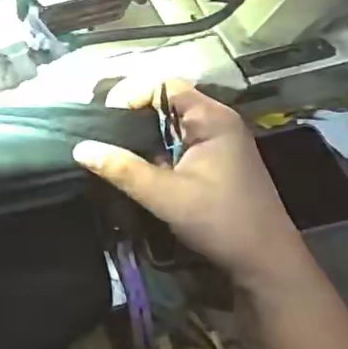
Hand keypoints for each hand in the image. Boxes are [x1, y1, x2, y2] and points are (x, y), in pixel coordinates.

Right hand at [73, 80, 305, 287]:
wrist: (266, 263)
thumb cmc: (222, 222)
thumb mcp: (167, 197)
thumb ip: (124, 170)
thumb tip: (81, 148)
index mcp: (212, 118)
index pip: (164, 85)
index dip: (132, 95)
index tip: (105, 120)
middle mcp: (217, 121)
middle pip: (166, 102)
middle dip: (132, 115)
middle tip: (101, 134)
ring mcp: (218, 142)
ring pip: (171, 125)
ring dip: (144, 135)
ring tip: (112, 150)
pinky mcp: (215, 161)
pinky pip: (179, 143)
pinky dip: (157, 150)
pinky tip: (137, 167)